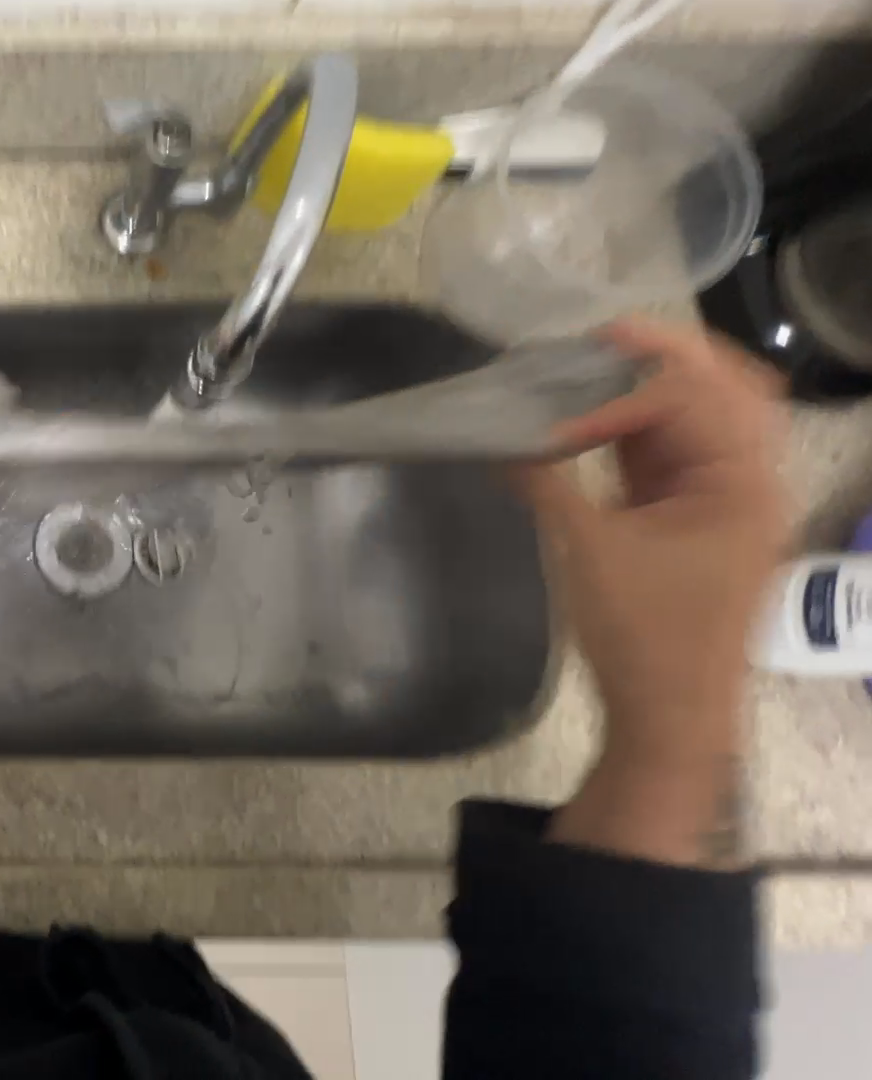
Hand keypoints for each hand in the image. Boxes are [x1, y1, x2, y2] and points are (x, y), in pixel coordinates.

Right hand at [517, 318, 787, 865]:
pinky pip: (668, 452)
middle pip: (724, 390)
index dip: (615, 397)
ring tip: (591, 366)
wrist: (669, 703)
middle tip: (598, 336)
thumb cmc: (641, 629)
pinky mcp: (686, 514)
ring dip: (650, 389)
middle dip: (665, 357)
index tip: (546, 417)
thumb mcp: (588, 551)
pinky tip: (589, 422)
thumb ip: (546, 485)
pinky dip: (633, 429)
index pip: (686, 403)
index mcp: (740, 481)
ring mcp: (718, 496)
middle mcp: (743, 476)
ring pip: (698, 418)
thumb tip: (497, 441)